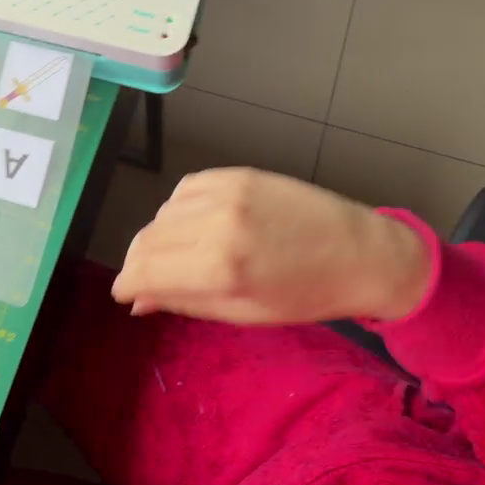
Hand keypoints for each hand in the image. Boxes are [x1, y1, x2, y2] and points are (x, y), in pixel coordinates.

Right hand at [111, 168, 432, 325]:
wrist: (360, 252)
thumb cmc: (306, 295)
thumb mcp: (242, 312)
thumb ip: (183, 301)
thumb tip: (137, 300)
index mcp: (220, 268)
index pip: (144, 271)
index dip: (126, 284)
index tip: (124, 293)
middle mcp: (216, 223)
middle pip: (147, 239)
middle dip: (139, 262)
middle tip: (148, 279)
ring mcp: (226, 192)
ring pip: (162, 213)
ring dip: (161, 236)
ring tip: (183, 255)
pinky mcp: (236, 173)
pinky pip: (185, 189)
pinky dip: (180, 209)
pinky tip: (197, 225)